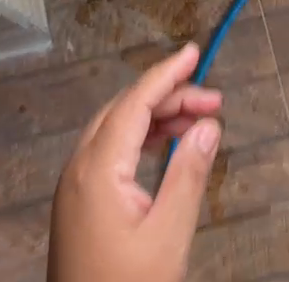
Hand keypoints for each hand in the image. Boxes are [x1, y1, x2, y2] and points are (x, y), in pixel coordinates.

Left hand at [49, 43, 223, 281]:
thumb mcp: (168, 236)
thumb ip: (188, 174)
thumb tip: (208, 124)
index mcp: (97, 167)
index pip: (135, 102)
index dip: (166, 73)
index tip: (194, 53)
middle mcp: (79, 166)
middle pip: (125, 111)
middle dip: (168, 96)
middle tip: (213, 101)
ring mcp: (75, 185)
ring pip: (116, 129)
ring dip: (156, 118)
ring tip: (199, 120)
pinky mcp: (79, 202)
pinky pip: (110, 151)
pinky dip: (140, 140)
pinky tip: (167, 145)